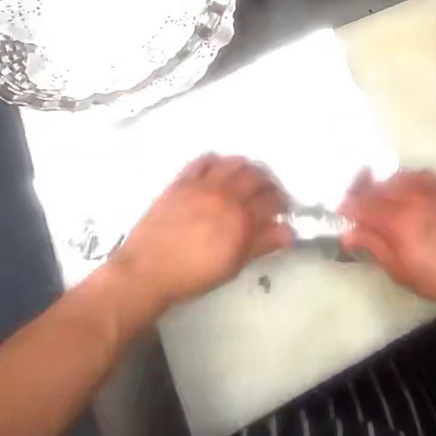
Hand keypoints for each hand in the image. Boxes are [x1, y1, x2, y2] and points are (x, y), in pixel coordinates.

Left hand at [110, 154, 292, 312]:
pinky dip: (217, 161)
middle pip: (256, 176)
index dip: (281, 202)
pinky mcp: (182, 181)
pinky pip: (204, 161)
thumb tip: (289, 232)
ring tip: (247, 178)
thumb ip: (262, 244)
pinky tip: (219, 169)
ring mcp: (202, 185)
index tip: (282, 209)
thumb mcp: (233, 264)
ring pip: (234, 163)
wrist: (146, 271)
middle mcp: (225, 195)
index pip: (271, 199)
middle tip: (268, 193)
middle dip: (268, 183)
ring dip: (247, 168)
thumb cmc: (193, 274)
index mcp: (241, 218)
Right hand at [341, 169, 435, 310]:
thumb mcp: (397, 267)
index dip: (348, 207)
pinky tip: (404, 190)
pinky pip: (418, 175)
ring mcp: (430, 190)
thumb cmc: (434, 278)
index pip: (362, 205)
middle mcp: (411, 197)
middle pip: (377, 186)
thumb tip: (347, 234)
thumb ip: (372, 244)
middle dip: (362, 192)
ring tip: (378, 198)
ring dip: (382, 185)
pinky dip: (405, 179)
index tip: (340, 211)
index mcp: (397, 220)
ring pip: (396, 177)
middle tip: (355, 204)